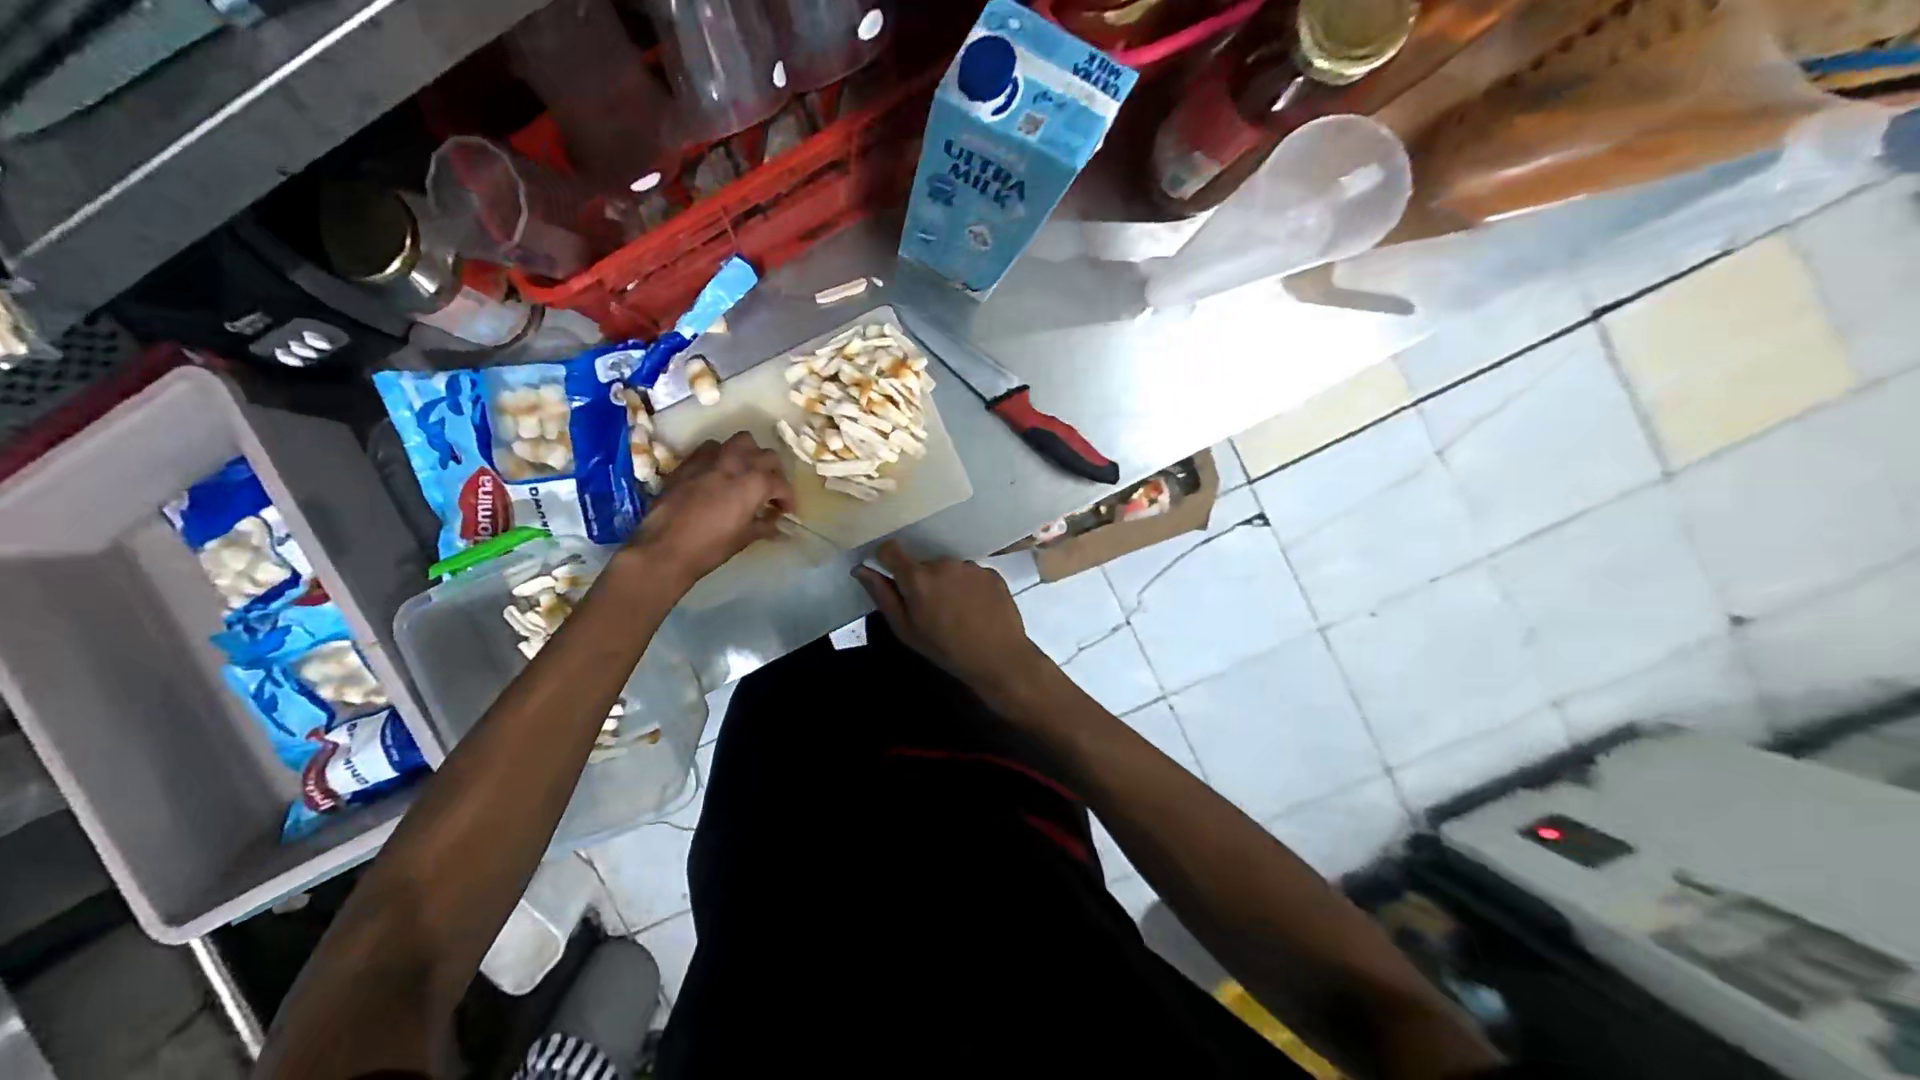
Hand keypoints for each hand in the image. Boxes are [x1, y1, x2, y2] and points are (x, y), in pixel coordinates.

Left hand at [632, 432, 795, 591]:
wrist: (664, 548)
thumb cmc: (710, 547)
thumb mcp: (745, 538)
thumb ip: (765, 525)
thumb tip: (776, 523)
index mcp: (755, 483)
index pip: (781, 484)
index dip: (788, 498)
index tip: (786, 511)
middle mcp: (736, 463)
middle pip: (767, 455)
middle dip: (774, 472)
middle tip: (770, 491)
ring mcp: (711, 459)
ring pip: (741, 441)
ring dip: (749, 454)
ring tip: (746, 472)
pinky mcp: (689, 462)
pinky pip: (712, 448)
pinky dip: (722, 456)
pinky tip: (718, 473)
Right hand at [854, 541, 1050, 701]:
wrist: (998, 657)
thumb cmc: (946, 649)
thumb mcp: (906, 630)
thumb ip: (883, 596)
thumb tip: (862, 570)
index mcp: (917, 577)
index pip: (890, 550)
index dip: (887, 560)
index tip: (892, 577)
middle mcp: (943, 563)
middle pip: (922, 564)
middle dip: (922, 581)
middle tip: (931, 611)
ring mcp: (970, 566)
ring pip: (948, 569)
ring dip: (946, 584)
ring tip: (957, 612)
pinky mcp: (990, 572)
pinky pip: (970, 575)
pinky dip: (968, 588)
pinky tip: (975, 610)